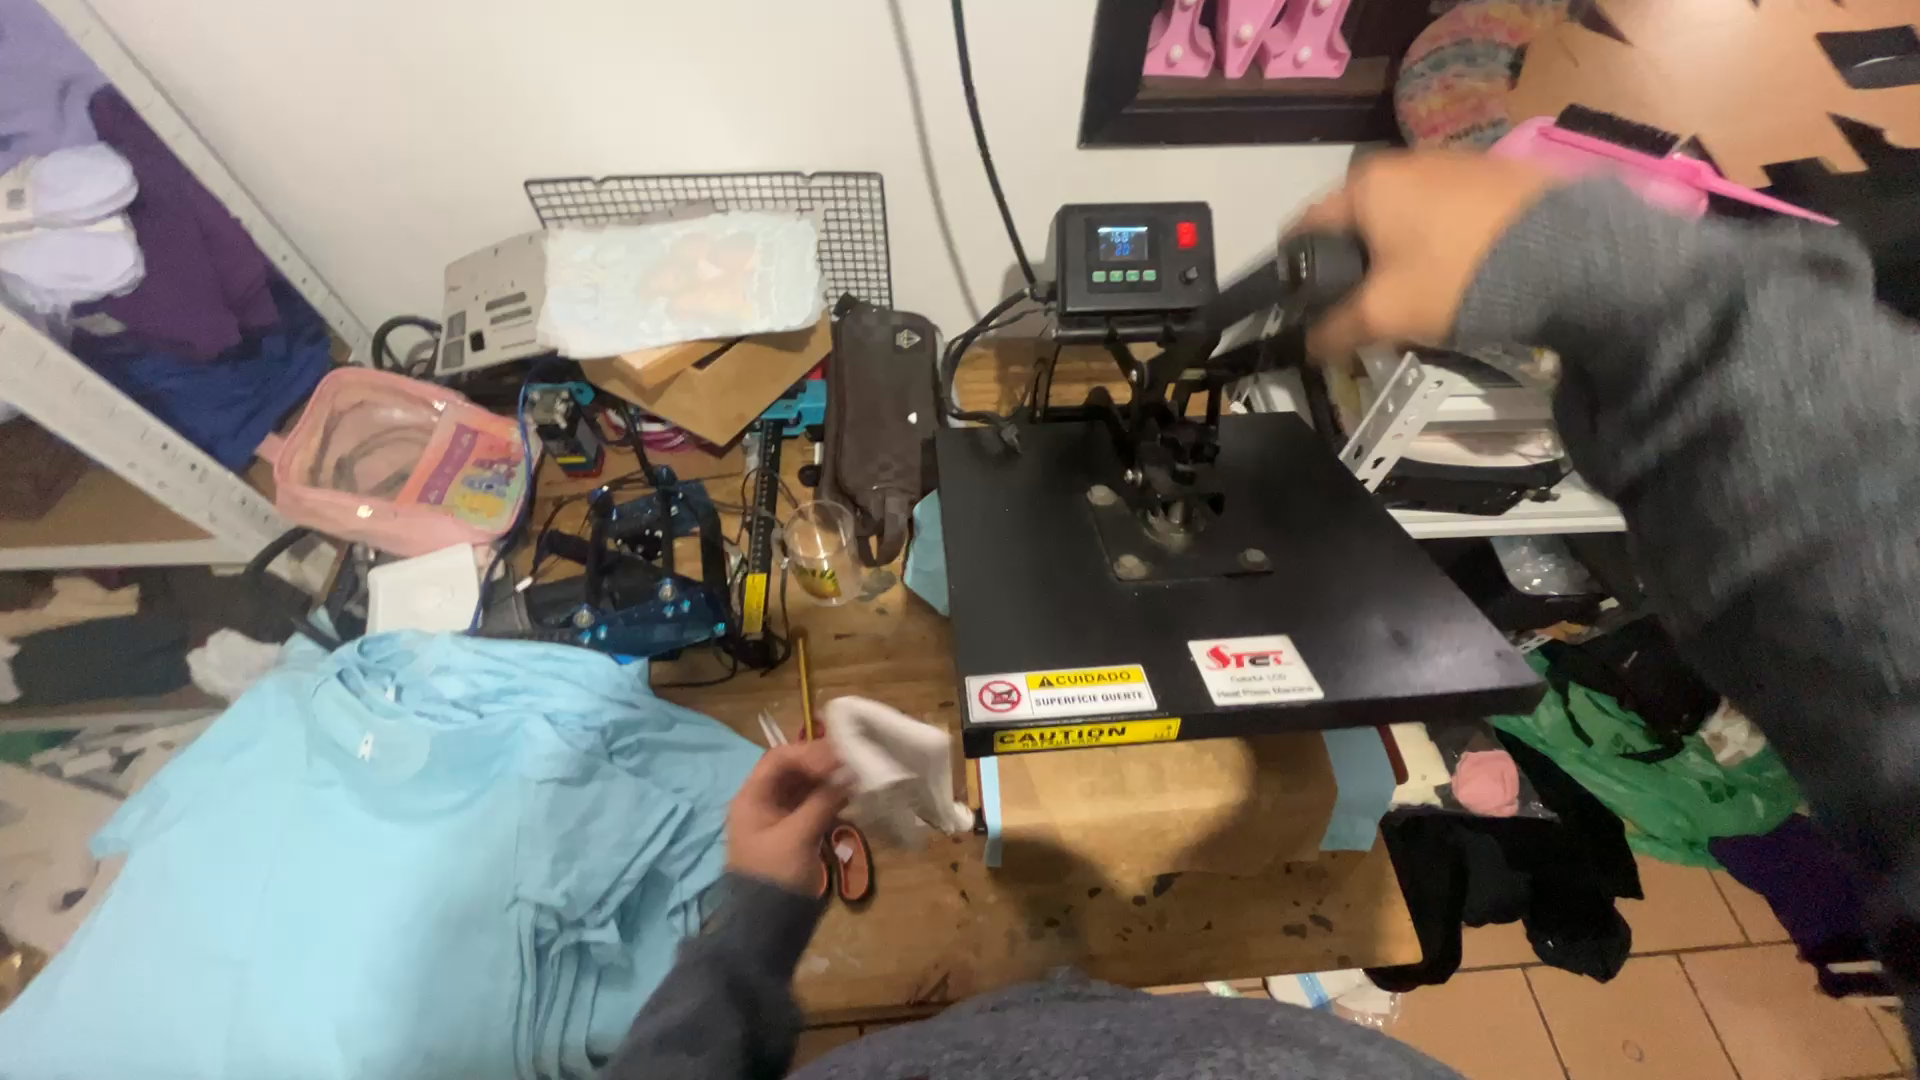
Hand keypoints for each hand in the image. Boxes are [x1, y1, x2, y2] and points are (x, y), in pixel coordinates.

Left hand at [726, 741, 847, 893]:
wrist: (769, 926)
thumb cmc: (775, 876)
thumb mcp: (797, 836)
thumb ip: (822, 801)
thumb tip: (850, 773)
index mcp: (752, 797)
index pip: (779, 759)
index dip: (808, 753)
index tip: (838, 757)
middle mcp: (764, 800)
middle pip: (794, 768)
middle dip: (822, 763)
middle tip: (852, 760)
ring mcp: (781, 815)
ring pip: (807, 784)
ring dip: (830, 777)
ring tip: (856, 773)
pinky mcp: (797, 828)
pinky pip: (815, 801)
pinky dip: (833, 795)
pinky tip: (853, 792)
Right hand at [1288, 151, 1563, 360]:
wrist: (1572, 258)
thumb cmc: (1453, 278)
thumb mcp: (1381, 315)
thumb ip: (1332, 332)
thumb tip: (1308, 347)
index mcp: (1366, 185)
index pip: (1304, 227)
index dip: (1296, 271)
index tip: (1303, 304)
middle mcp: (1405, 162)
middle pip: (1354, 223)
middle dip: (1349, 264)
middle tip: (1356, 307)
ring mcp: (1456, 164)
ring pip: (1399, 218)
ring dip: (1392, 254)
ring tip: (1407, 296)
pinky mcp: (1497, 177)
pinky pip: (1443, 214)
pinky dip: (1434, 243)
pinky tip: (1450, 275)